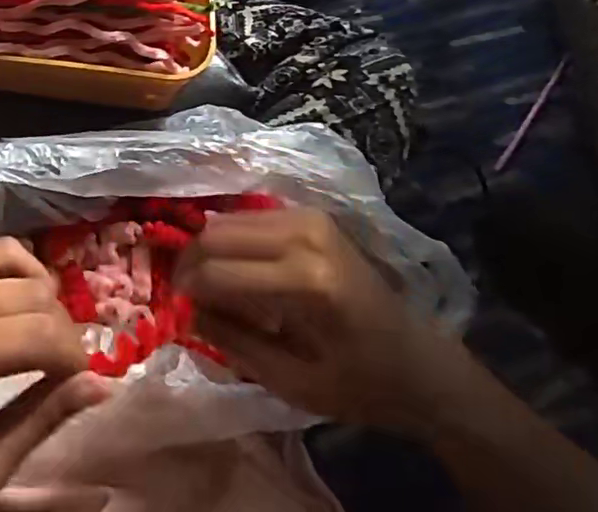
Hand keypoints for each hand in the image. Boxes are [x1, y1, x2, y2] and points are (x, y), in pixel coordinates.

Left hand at [0, 209, 108, 511]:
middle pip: (29, 291)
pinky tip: (0, 281)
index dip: (76, 356)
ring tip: (38, 327)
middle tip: (64, 365)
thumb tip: (102, 383)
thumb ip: (38, 421)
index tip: (86, 381)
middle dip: (61, 325)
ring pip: (5, 253)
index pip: (39, 335)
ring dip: (35, 285)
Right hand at [175, 208, 470, 435]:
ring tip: (208, 283)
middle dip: (190, 262)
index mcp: (307, 283)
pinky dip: (229, 240)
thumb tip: (185, 308)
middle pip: (216, 234)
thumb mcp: (294, 383)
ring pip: (226, 220)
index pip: (219, 272)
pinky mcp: (309, 213)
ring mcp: (308, 217)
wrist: (421, 362)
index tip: (176, 308)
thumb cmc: (361, 384)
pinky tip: (236, 268)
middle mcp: (305, 236)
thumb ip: (233, 342)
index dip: (187, 289)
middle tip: (183, 292)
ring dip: (207, 249)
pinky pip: (247, 217)